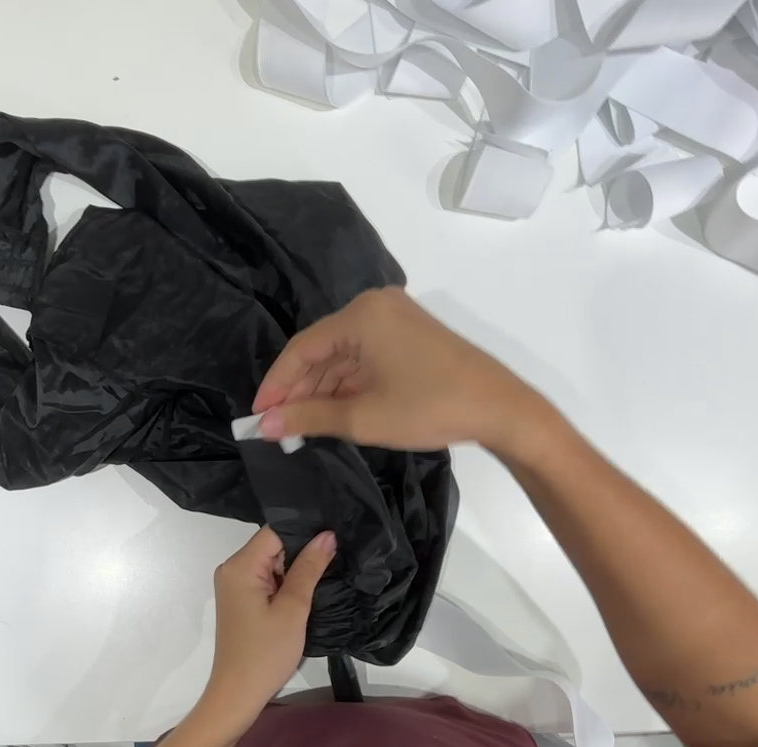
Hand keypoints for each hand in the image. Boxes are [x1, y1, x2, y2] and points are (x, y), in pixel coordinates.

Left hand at [199, 527, 336, 721]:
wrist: (239, 692)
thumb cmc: (266, 652)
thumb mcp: (293, 608)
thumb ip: (309, 568)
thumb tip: (327, 536)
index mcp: (239, 566)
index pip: (274, 532)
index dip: (303, 534)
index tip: (331, 542)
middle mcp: (231, 569)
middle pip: (272, 546)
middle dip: (300, 554)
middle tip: (331, 565)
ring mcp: (234, 586)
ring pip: (271, 564)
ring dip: (294, 572)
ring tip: (320, 582)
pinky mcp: (240, 601)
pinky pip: (265, 580)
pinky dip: (284, 586)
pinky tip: (301, 598)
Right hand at [253, 287, 557, 455]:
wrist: (501, 410)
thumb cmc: (428, 408)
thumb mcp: (361, 418)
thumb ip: (307, 417)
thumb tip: (264, 426)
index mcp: (361, 315)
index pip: (302, 349)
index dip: (275, 385)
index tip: (256, 417)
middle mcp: (375, 307)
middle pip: (320, 350)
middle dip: (297, 390)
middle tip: (276, 427)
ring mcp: (393, 320)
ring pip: (340, 357)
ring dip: (320, 391)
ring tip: (299, 426)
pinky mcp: (407, 336)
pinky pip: (362, 358)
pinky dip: (345, 386)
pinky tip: (330, 412)